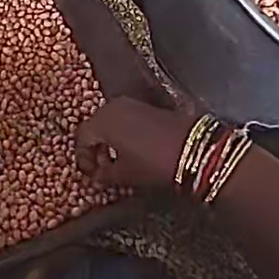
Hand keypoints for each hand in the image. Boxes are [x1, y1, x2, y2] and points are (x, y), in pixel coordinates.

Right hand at [75, 97, 199, 192]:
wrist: (196, 149)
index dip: (83, 157)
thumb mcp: (125, 174)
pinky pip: (126, 118)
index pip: (82, 137)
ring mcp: (132, 103)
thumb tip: (97, 174)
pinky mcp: (148, 106)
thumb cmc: (153, 162)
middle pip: (95, 126)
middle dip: (96, 147)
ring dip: (110, 139)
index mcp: (102, 121)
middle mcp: (113, 106)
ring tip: (118, 160)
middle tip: (103, 168)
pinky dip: (123, 132)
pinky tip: (133, 150)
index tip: (91, 173)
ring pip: (110, 121)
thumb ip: (104, 174)